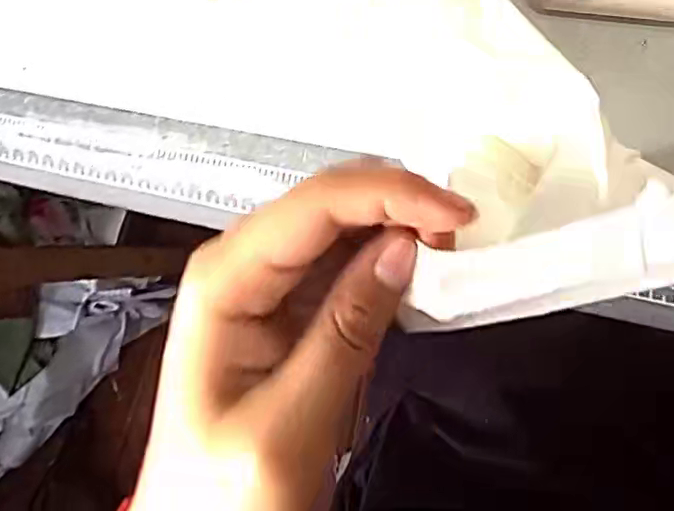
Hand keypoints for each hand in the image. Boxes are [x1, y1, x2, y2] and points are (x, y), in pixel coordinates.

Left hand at [136, 165, 475, 510]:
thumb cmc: (218, 502)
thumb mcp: (286, 431)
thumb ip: (345, 332)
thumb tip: (401, 248)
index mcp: (226, 278)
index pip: (319, 202)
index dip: (393, 194)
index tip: (453, 213)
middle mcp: (246, 260)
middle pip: (335, 195)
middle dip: (401, 200)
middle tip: (455, 231)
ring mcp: (272, 275)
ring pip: (350, 214)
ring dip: (403, 221)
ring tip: (444, 249)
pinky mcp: (298, 294)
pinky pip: (354, 249)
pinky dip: (394, 249)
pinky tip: (419, 268)